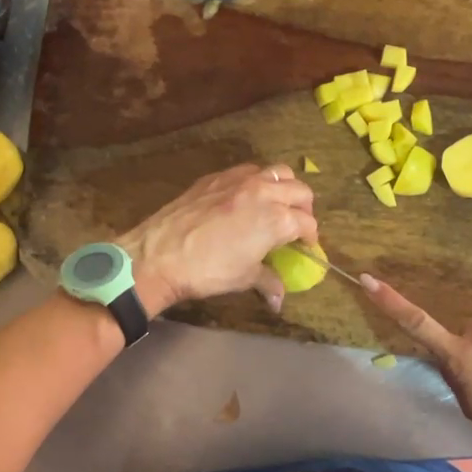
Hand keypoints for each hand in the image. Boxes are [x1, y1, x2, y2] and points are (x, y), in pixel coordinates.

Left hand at [116, 163, 318, 314]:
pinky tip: (246, 197)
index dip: (310, 237)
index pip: (307, 223)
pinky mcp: (217, 177)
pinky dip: (257, 181)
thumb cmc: (208, 271)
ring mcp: (240, 179)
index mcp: (277, 220)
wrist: (160, 254)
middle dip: (304, 208)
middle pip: (300, 191)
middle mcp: (264, 192)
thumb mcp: (243, 278)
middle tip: (297, 223)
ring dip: (284, 187)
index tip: (306, 246)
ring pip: (277, 172)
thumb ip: (268, 281)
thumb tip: (279, 300)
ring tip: (277, 203)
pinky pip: (248, 171)